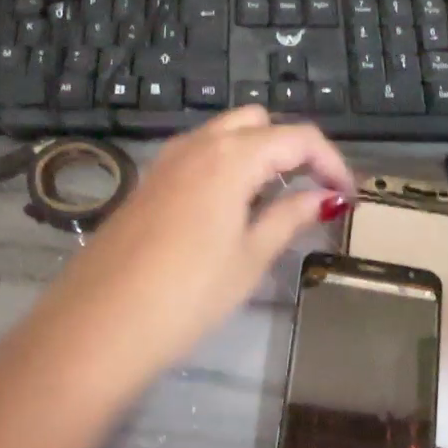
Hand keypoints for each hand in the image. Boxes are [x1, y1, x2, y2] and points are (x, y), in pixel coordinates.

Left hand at [20, 106, 353, 384]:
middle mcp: (197, 145)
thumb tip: (325, 198)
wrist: (100, 324)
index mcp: (230, 156)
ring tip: (275, 203)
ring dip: (256, 154)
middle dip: (290, 147)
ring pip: (224, 135)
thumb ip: (288, 218)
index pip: (297, 137)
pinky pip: (197, 155)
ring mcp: (166, 161)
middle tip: (311, 192)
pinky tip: (230, 211)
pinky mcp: (147, 182)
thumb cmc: (186, 295)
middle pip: (257, 122)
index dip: (331, 161)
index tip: (347, 195)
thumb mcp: (248, 258)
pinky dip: (225, 166)